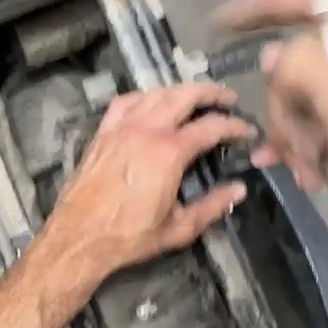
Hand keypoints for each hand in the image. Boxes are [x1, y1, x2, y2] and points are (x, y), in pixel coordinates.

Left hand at [40, 83, 253, 282]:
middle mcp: (146, 130)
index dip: (235, 126)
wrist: (79, 237)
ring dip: (179, 91)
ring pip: (155, 93)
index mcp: (170, 152)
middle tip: (228, 99)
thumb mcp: (179, 228)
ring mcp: (121, 128)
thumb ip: (212, 206)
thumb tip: (239, 190)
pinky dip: (144, 97)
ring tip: (194, 98)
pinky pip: (125, 103)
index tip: (248, 130)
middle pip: (185, 95)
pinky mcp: (102, 133)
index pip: (211, 126)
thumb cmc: (130, 236)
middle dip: (211, 93)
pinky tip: (151, 103)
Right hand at [214, 0, 327, 236]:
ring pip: (313, 96)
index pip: (302, 0)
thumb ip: (298, 68)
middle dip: (284, 108)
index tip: (217, 23)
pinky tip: (307, 174)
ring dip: (299, 135)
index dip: (256, 10)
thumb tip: (270, 54)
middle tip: (284, 151)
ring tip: (306, 175)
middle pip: (301, 61)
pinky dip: (317, 142)